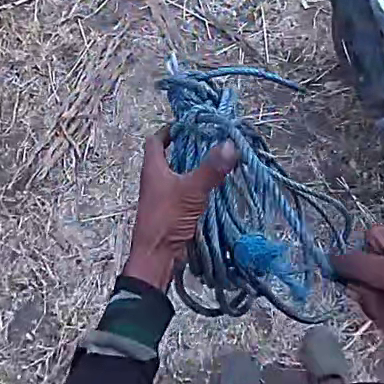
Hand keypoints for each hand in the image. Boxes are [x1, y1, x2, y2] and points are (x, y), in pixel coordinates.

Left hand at [122, 129, 238, 290]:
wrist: (156, 257)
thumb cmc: (166, 219)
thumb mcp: (191, 190)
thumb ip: (211, 168)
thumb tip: (230, 144)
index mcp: (153, 168)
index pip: (157, 140)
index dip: (171, 130)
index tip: (191, 125)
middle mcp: (156, 180)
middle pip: (171, 156)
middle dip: (190, 148)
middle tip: (213, 142)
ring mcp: (164, 197)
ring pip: (180, 175)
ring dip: (196, 168)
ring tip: (219, 161)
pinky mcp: (172, 211)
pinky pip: (186, 192)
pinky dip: (199, 187)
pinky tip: (216, 187)